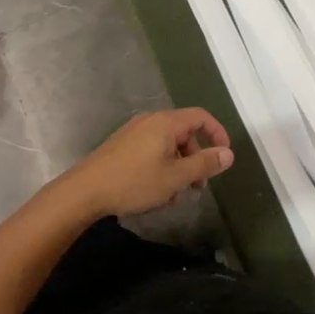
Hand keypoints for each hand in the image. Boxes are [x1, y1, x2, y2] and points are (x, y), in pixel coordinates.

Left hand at [53, 108, 233, 220]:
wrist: (86, 190)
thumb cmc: (135, 182)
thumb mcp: (175, 177)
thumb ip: (204, 164)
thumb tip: (228, 153)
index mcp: (166, 122)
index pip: (200, 117)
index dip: (217, 133)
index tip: (224, 157)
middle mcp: (150, 120)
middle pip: (184, 133)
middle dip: (195, 159)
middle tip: (197, 187)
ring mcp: (134, 131)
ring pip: (167, 145)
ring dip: (177, 168)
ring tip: (172, 196)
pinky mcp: (123, 145)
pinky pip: (152, 150)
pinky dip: (161, 167)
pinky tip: (154, 193)